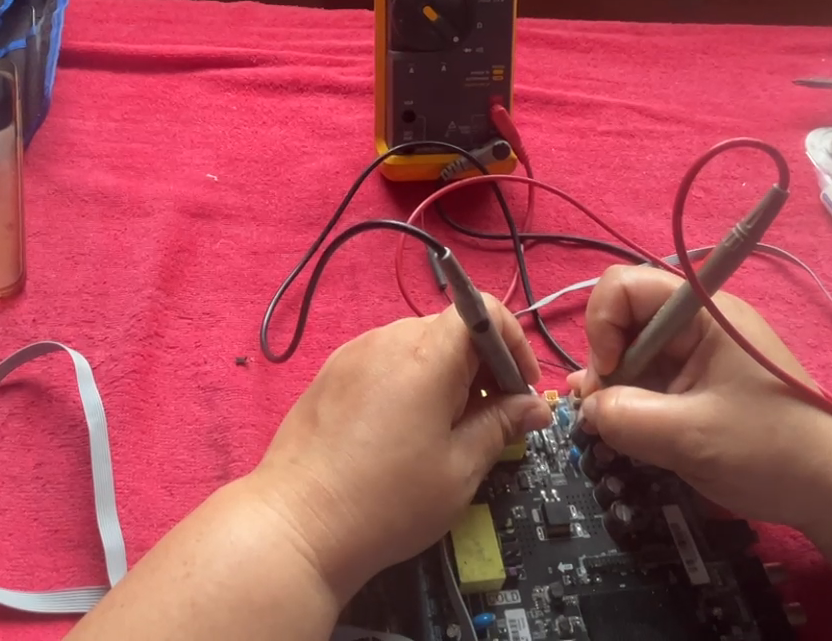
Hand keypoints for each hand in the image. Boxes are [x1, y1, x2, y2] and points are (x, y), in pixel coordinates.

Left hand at [246, 297, 552, 601]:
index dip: (511, 341)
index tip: (520, 388)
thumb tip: (533, 407)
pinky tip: (403, 427)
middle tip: (492, 418)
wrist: (298, 522)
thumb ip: (501, 426)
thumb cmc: (388, 500)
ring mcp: (355, 352)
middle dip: (481, 365)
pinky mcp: (333, 370)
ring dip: (445, 373)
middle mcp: (388, 339)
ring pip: (416, 344)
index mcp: (426, 354)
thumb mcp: (459, 469)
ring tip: (446, 428)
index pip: (481, 309)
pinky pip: (385, 359)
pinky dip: (409, 379)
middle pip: (450, 329)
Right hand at [570, 266, 831, 543]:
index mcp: (702, 312)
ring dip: (616, 385)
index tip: (609, 373)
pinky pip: (650, 375)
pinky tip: (628, 429)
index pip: (624, 286)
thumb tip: (584, 408)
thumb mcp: (690, 437)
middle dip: (605, 360)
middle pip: (624, 318)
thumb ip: (624, 418)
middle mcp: (697, 321)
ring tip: (613, 427)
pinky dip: (633, 399)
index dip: (602, 324)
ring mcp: (699, 351)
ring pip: (632, 350)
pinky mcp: (701, 380)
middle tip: (604, 410)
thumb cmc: (774, 453)